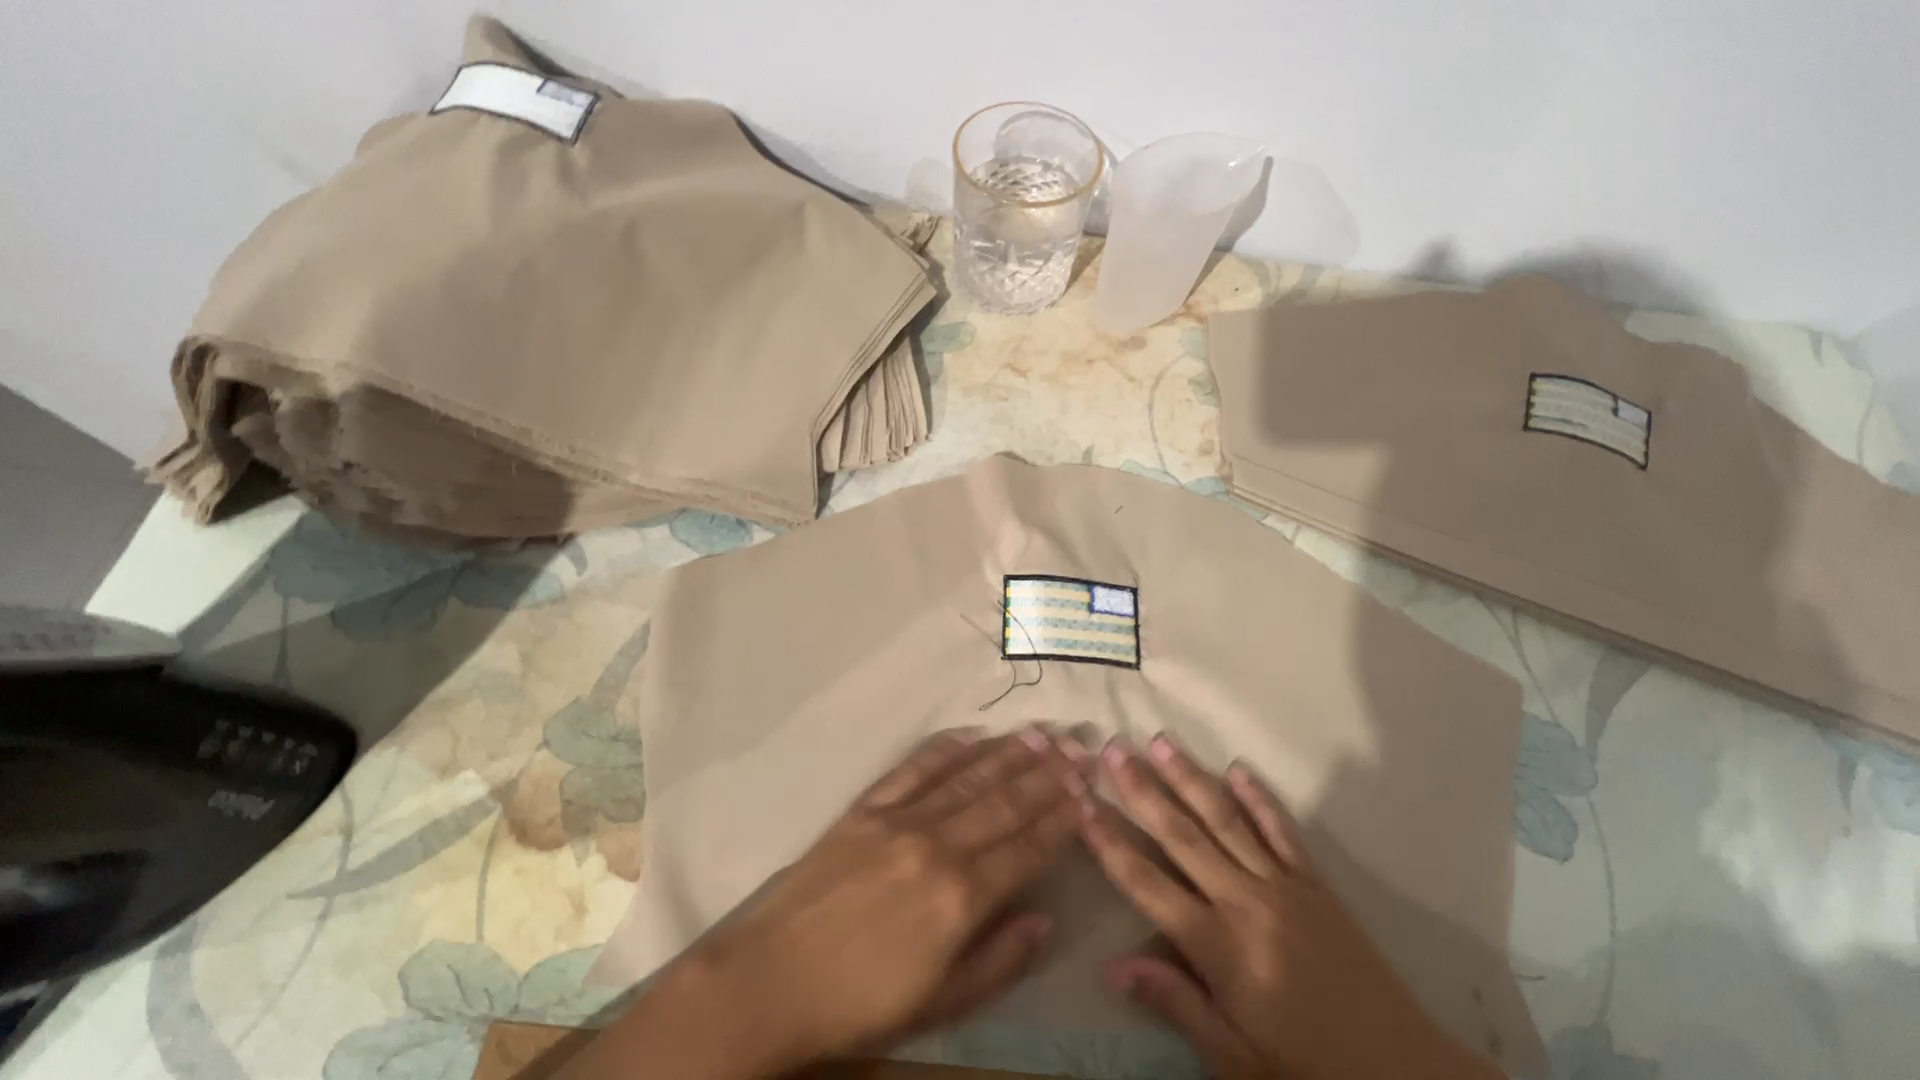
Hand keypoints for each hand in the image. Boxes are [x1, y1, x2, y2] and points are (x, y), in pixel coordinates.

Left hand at [680, 725, 1086, 1070]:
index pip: (1028, 847)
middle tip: (1080, 747)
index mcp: (962, 897)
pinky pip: (913, 770)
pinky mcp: (864, 810)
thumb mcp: (942, 1002)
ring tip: (1042, 734)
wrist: (771, 978)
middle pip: (1005, 802)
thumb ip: (1000, 959)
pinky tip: (971, 735)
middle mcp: (938, 846)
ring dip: (1008, 754)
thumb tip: (1045, 919)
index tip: (1090, 791)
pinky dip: (945, 749)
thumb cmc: (861, 1002)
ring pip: (967, 778)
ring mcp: (899, 821)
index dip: (1063, 818)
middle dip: (1048, 775)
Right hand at [1080, 735, 1499, 1079]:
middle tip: (1112, 749)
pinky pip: (1283, 832)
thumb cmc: (1302, 1063)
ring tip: (1161, 741)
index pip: (1147, 884)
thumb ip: (1174, 1002)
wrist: (1397, 1068)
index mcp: (1217, 946)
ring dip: (1191, 779)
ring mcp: (1284, 886)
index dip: (1109, 843)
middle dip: (1142, 791)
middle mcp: (1245, 902)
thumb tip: (1112, 967)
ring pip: (1226, 821)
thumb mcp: (1232, 1054)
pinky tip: (1238, 770)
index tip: (1080, 803)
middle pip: (1182, 836)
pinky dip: (1259, 799)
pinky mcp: (1316, 885)